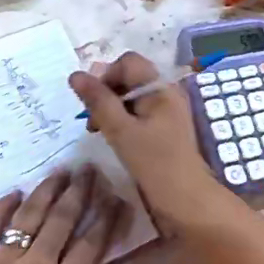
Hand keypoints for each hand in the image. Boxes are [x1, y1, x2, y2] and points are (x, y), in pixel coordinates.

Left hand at [0, 169, 128, 263]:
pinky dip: (1, 207)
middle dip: (79, 191)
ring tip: (61, 171)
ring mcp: (2, 260)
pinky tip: (14, 192)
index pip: (91, 242)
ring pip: (29, 215)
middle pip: (62, 219)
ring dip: (47, 190)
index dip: (107, 217)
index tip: (118, 196)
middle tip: (90, 168)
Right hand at [70, 54, 228, 231]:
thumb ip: (98, 101)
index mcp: (161, 87)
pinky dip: (122, 120)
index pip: (127, 62)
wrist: (188, 201)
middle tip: (92, 121)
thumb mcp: (121, 131)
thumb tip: (75, 75)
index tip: (91, 103)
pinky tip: (114, 138)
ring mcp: (168, 111)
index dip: (105, 76)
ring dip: (111, 108)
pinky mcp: (165, 129)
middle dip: (106, 92)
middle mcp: (167, 93)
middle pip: (129, 77)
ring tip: (98, 131)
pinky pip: (139, 113)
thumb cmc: (155, 163)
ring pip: (131, 96)